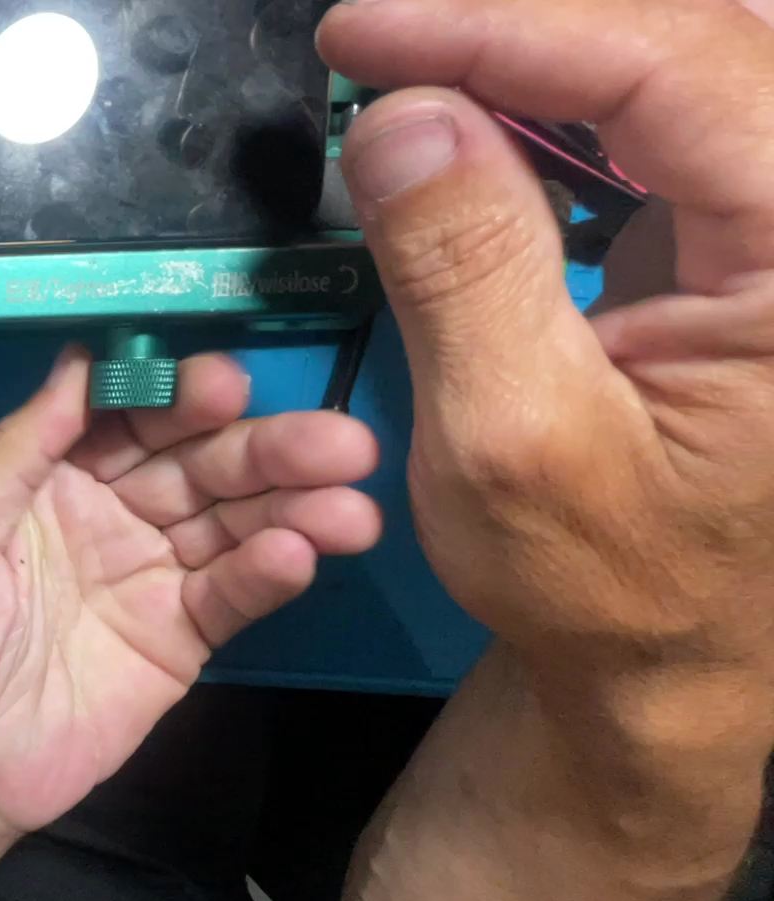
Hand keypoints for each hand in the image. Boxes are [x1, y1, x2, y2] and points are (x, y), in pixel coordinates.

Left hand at [0, 349, 380, 835]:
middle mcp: (106, 514)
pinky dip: (267, 573)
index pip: (125, 421)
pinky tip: (298, 554)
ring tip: (349, 501)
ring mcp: (148, 574)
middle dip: (262, 448)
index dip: (174, 398)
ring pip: (230, 523)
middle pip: (195, 465)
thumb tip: (79, 361)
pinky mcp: (181, 635)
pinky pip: (231, 594)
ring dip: (293, 505)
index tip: (224, 386)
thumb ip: (13, 452)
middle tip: (335, 440)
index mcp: (48, 481)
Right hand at [318, 0, 773, 737]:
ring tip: (417, 71)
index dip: (500, 30)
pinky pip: (663, 143)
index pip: (674, 71)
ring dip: (543, 64)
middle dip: (525, 29)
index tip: (356, 34)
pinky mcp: (747, 254)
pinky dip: (558, 119)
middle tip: (378, 43)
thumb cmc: (590, 568)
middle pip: (708, 44)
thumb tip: (396, 124)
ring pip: (688, 84)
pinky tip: (480, 129)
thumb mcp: (503, 433)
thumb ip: (460, 270)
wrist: (664, 650)